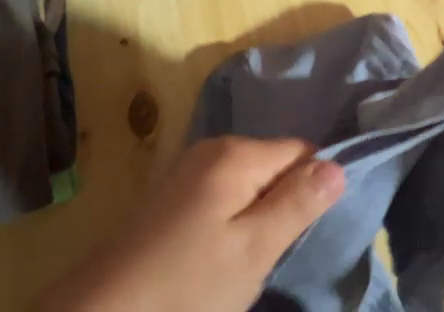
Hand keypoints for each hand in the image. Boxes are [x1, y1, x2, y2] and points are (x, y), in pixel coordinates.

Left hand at [35, 136, 345, 311]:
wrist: (106, 306)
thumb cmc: (189, 282)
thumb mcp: (253, 250)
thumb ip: (296, 204)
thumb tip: (338, 164)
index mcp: (235, 153)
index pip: (301, 149)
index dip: (318, 184)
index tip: (320, 227)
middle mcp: (211, 148)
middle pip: (274, 163)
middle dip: (288, 200)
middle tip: (286, 248)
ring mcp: (189, 170)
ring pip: (250, 181)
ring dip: (262, 214)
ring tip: (261, 254)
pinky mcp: (175, 194)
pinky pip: (225, 193)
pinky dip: (236, 219)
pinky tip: (229, 253)